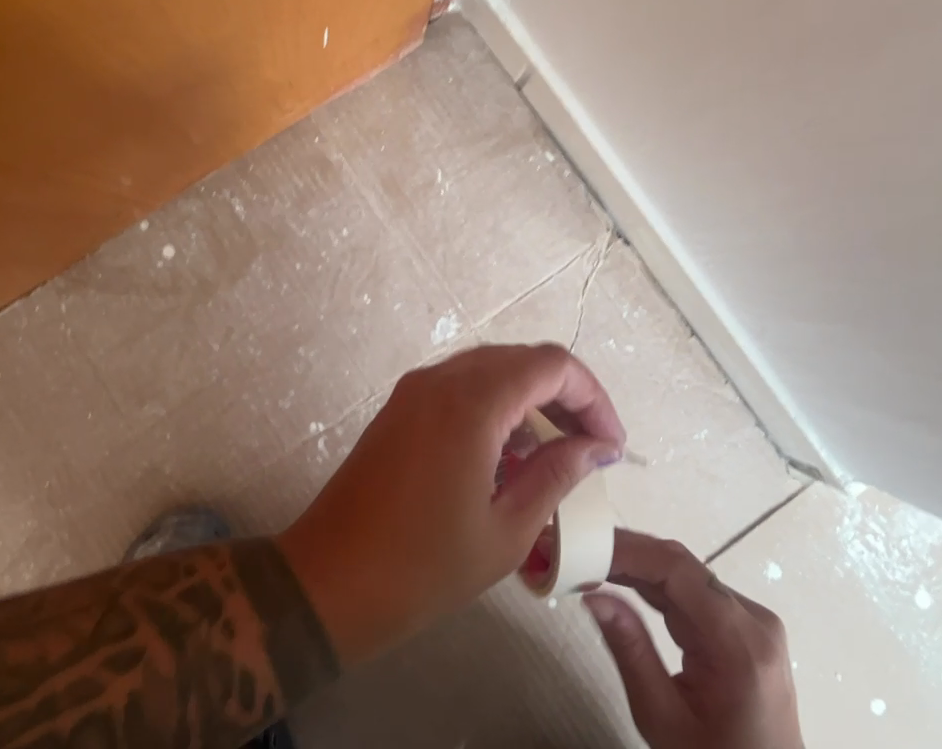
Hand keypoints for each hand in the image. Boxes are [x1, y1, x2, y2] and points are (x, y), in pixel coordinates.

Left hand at [277, 344, 625, 665]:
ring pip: (488, 371)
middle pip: (520, 360)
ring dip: (528, 402)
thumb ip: (556, 476)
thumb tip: (597, 447)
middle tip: (590, 449)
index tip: (611, 444)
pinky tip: (506, 459)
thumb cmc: (423, 566)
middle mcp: (440, 380)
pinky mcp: (398, 411)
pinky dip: (493, 409)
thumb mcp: (506, 530)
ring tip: (553, 458)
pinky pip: (458, 389)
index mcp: (471, 402)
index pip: (552, 365)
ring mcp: (413, 392)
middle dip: (564, 396)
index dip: (592, 397)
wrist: (330, 580)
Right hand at [586, 531, 803, 748]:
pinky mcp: (741, 625)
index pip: (677, 571)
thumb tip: (591, 594)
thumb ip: (629, 651)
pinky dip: (650, 582)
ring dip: (633, 563)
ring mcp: (751, 619)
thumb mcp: (662, 717)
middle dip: (623, 551)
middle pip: (680, 565)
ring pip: (683, 572)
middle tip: (571, 549)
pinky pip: (690, 590)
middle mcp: (753, 619)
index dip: (626, 550)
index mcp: (739, 643)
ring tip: (584, 561)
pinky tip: (616, 578)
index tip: (580, 548)